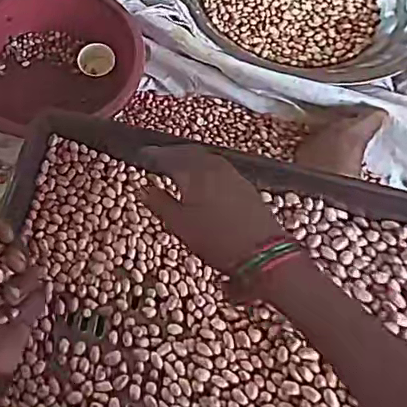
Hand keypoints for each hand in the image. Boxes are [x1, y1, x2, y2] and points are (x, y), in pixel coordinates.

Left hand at [0, 217, 48, 376]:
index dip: (0, 233)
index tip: (5, 236)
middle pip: (15, 251)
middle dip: (15, 257)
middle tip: (11, 268)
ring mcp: (11, 296)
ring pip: (31, 271)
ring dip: (23, 282)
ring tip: (10, 299)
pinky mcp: (28, 313)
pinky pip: (40, 294)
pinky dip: (32, 300)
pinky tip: (18, 313)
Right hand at [136, 145, 288, 287]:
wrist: (266, 255)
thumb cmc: (217, 240)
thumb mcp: (179, 225)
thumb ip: (159, 202)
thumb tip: (143, 188)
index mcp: (194, 172)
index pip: (168, 156)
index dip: (152, 155)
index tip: (140, 155)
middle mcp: (214, 167)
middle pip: (188, 152)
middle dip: (171, 153)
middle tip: (157, 157)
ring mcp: (233, 175)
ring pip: (205, 158)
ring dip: (189, 159)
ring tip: (177, 167)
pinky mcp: (245, 186)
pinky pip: (219, 168)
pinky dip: (204, 168)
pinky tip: (202, 180)